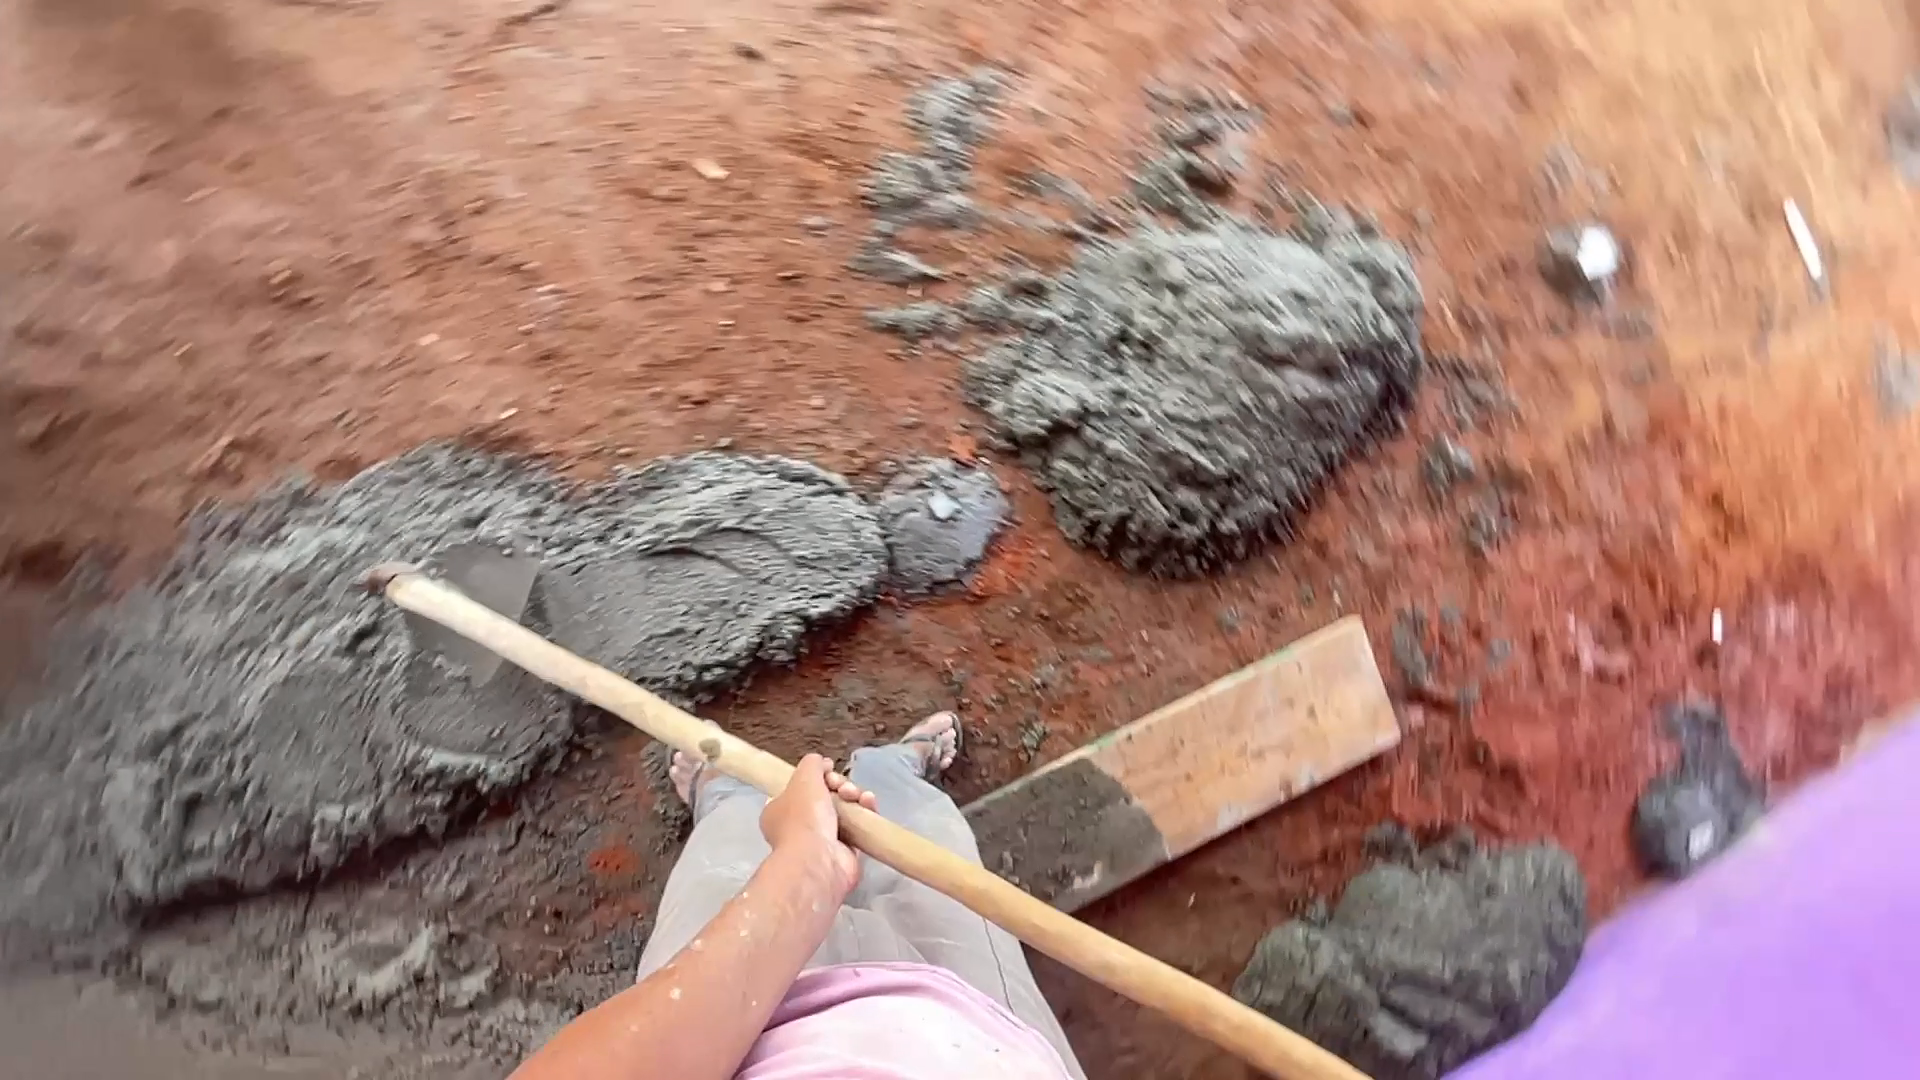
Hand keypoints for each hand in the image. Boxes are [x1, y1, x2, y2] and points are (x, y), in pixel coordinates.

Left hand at [760, 754, 875, 896]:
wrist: (818, 861)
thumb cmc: (804, 817)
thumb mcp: (803, 777)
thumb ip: (813, 763)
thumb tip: (824, 764)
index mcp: (780, 810)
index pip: (800, 787)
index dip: (817, 776)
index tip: (827, 772)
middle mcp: (799, 825)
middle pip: (825, 795)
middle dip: (839, 785)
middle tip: (841, 787)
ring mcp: (822, 839)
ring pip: (844, 807)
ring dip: (854, 795)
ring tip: (856, 796)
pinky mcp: (846, 849)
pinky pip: (858, 823)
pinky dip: (865, 810)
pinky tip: (868, 803)